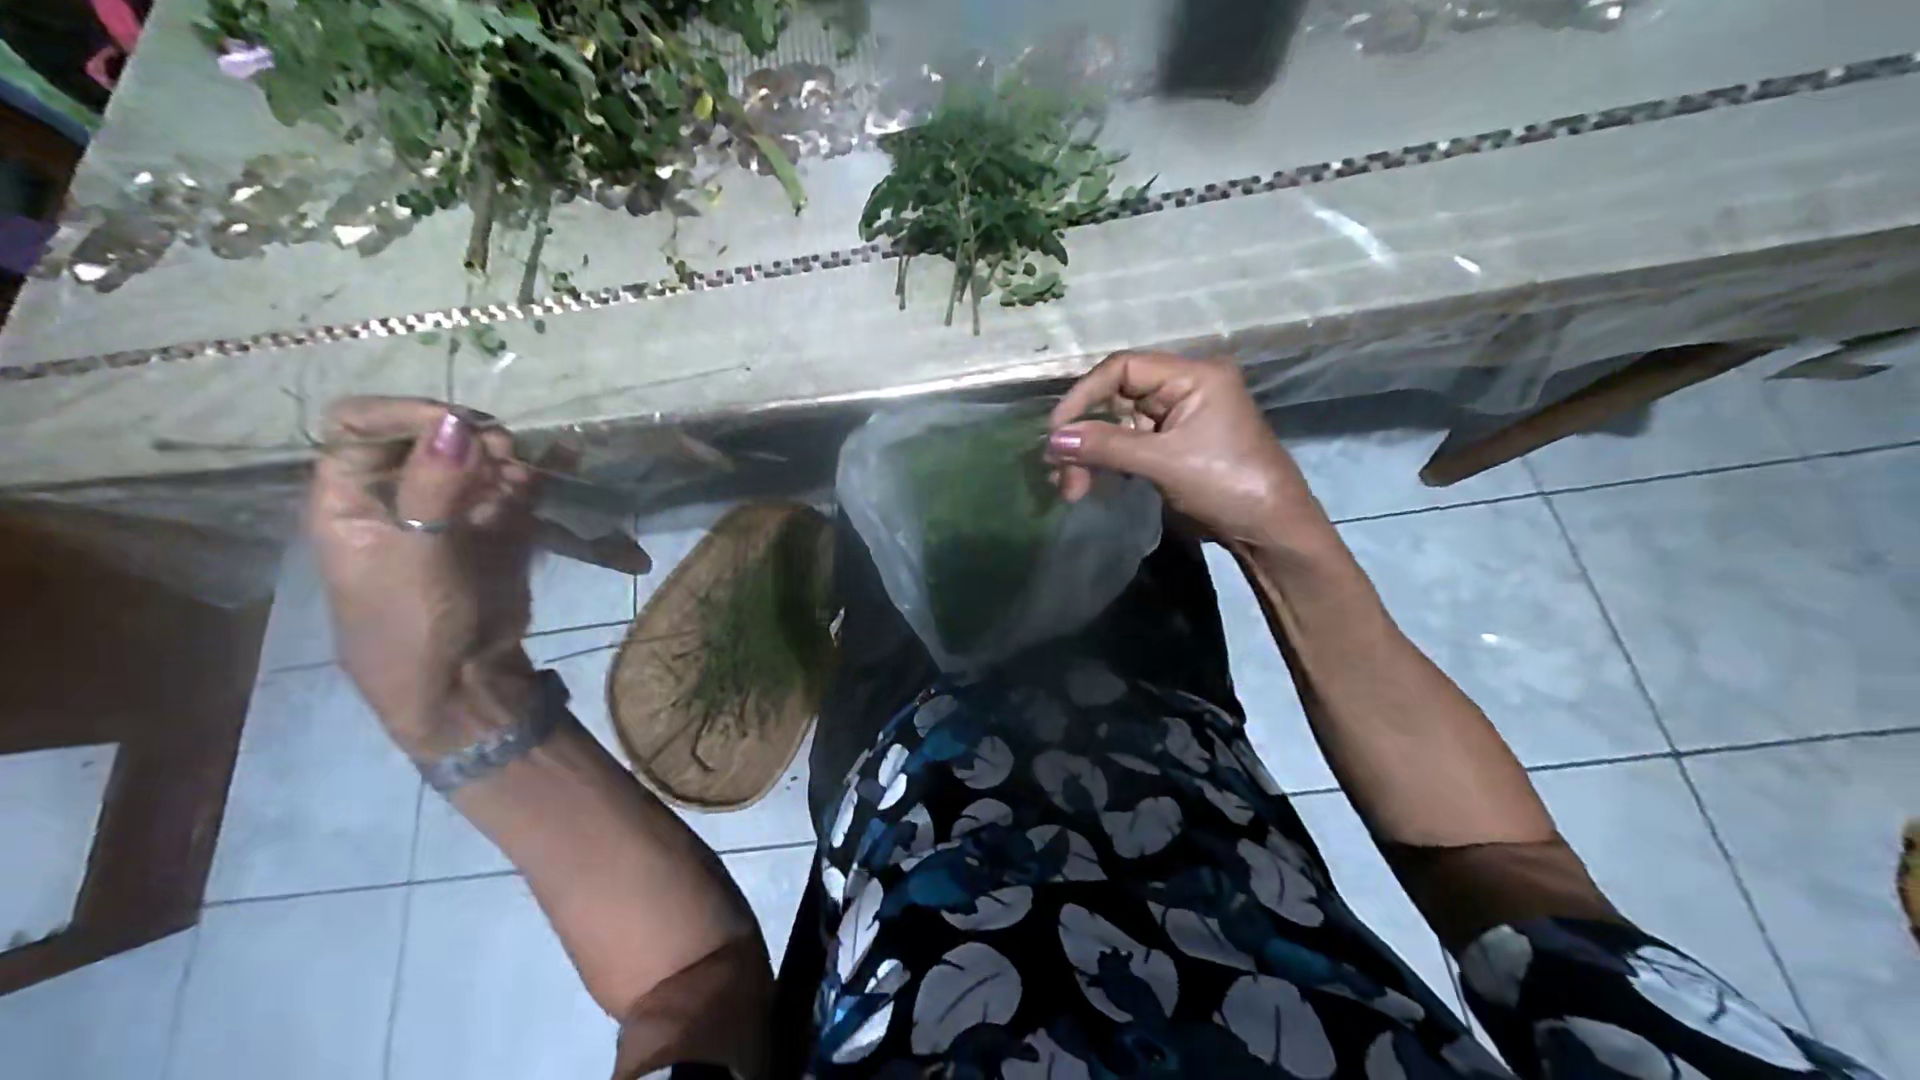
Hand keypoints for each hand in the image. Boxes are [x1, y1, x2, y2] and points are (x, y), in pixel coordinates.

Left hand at [309, 398, 538, 759]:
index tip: (457, 425)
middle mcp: (400, 494)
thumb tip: (457, 421)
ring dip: (508, 457)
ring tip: (529, 478)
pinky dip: (541, 472)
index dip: (404, 415)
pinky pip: (519, 487)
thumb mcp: (414, 559)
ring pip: (478, 459)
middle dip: (468, 437)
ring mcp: (454, 510)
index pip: (360, 426)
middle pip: (429, 436)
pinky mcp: (499, 527)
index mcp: (351, 498)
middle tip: (506, 453)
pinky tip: (566, 461)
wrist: (462, 684)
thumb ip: (434, 488)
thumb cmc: (411, 628)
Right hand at [1046, 351, 1331, 549]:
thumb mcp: (1165, 462)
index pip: (1123, 368)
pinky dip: (1105, 465)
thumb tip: (1053, 440)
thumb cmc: (1228, 484)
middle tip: (1060, 473)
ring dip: (1090, 455)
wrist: (1269, 531)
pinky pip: (1126, 447)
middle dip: (1085, 434)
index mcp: (1193, 376)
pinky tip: (1087, 485)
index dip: (1084, 394)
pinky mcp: (1171, 448)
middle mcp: (1183, 390)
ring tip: (1070, 489)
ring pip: (1116, 427)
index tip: (1058, 429)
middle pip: (1115, 399)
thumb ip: (1107, 446)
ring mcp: (1176, 420)